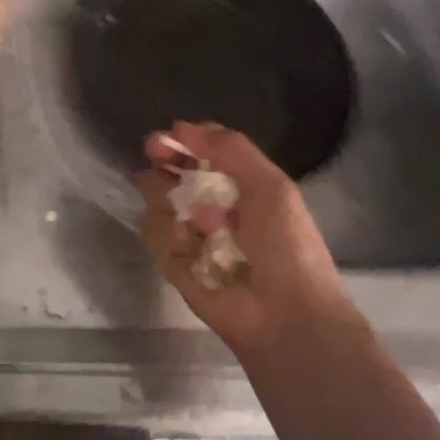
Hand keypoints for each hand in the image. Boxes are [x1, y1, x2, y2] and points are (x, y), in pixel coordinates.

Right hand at [135, 122, 355, 354]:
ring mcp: (188, 233)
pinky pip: (152, 231)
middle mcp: (211, 206)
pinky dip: (166, 233)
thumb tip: (179, 125)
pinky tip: (185, 244)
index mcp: (241, 186)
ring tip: (191, 218)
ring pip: (155, 197)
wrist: (285, 314)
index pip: (202, 152)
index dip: (184, 141)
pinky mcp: (170, 260)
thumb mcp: (271, 186)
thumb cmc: (287, 246)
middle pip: (172, 170)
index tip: (167, 138)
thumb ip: (229, 149)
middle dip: (163, 160)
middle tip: (156, 156)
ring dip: (167, 197)